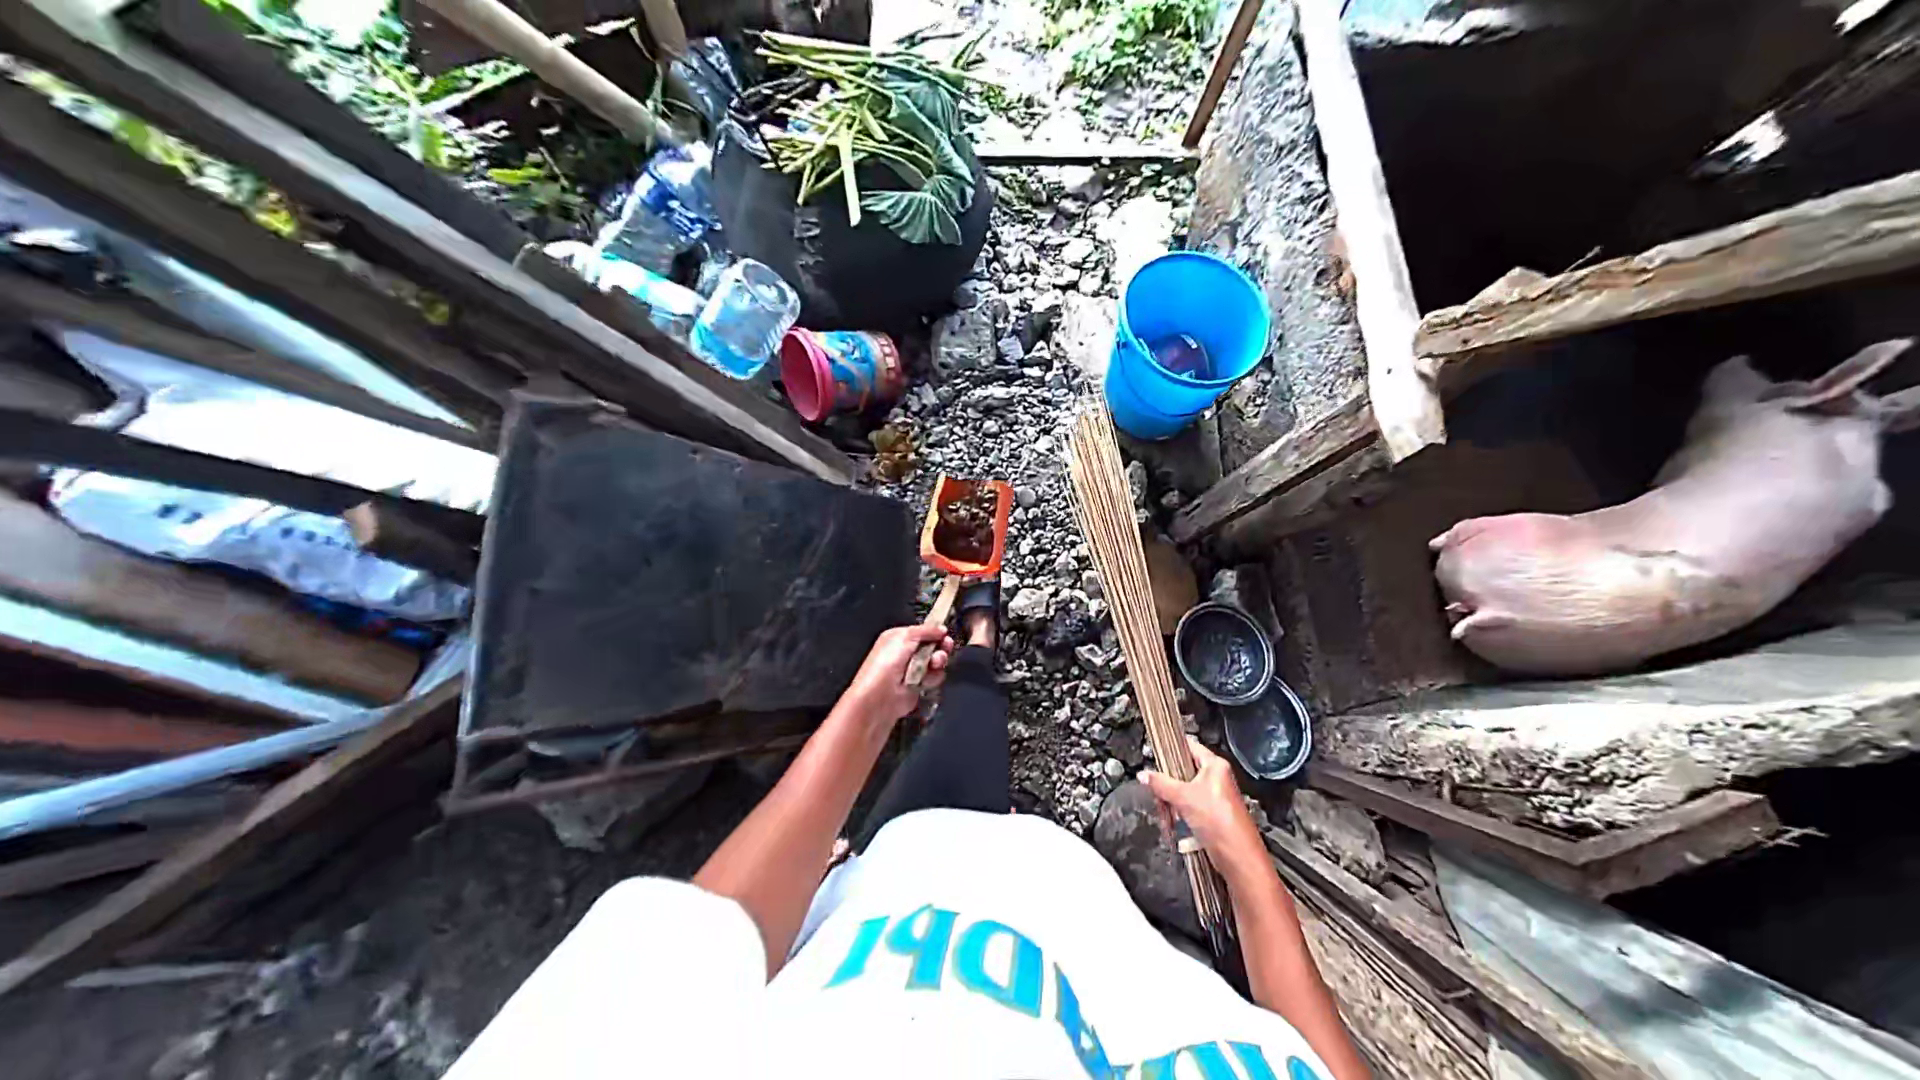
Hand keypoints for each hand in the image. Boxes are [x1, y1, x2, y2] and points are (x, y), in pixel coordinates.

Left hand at [838, 624, 954, 725]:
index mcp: (898, 638)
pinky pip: (934, 677)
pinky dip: (932, 678)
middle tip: (946, 645)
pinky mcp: (919, 685)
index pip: (922, 631)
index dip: (934, 632)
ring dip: (938, 661)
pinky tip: (926, 679)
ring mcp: (913, 670)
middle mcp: (906, 653)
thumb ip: (925, 630)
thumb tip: (942, 628)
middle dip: (941, 646)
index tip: (944, 633)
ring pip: (936, 662)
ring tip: (934, 663)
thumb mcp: (905, 637)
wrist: (879, 696)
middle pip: (932, 646)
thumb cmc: (887, 663)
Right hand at [1140, 737, 1266, 879]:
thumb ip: (1161, 783)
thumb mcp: (1183, 796)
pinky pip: (1188, 807)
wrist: (1238, 857)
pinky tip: (1175, 822)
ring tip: (1168, 812)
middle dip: (1167, 784)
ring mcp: (1214, 797)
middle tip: (1158, 791)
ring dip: (1172, 801)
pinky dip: (1179, 813)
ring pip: (1183, 791)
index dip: (1170, 747)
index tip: (1155, 751)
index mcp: (1215, 766)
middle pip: (1182, 771)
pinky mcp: (1211, 815)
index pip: (1189, 746)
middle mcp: (1217, 779)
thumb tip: (1145, 775)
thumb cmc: (1222, 823)